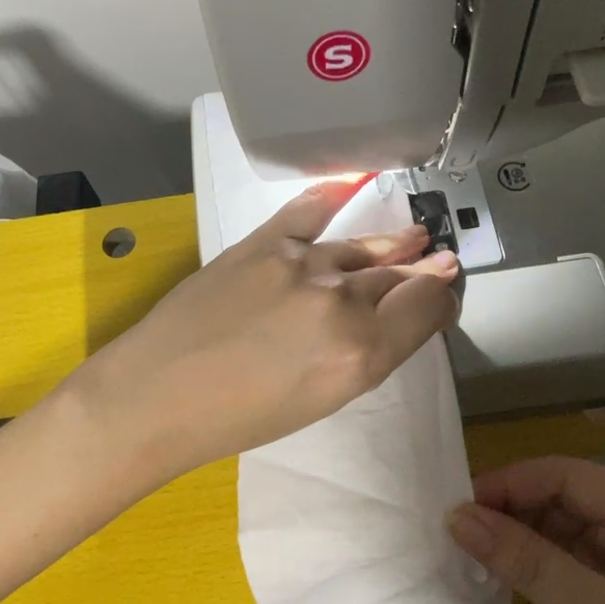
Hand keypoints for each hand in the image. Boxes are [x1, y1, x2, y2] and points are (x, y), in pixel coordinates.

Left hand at [71, 177, 460, 478]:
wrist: (158, 392)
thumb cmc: (239, 418)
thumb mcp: (321, 400)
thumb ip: (365, 355)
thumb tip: (397, 319)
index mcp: (361, 354)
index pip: (427, 308)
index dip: (443, 299)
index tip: (446, 294)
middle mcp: (340, 302)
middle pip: (398, 277)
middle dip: (424, 272)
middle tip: (441, 261)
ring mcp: (300, 264)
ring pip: (361, 247)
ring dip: (391, 244)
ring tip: (415, 236)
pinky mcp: (262, 242)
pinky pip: (307, 211)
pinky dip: (330, 197)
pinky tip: (350, 185)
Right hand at [446, 457, 604, 603]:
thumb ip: (530, 564)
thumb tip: (458, 517)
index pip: (571, 477)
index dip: (514, 482)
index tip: (460, 502)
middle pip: (560, 500)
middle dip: (509, 509)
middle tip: (452, 525)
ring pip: (555, 531)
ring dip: (512, 536)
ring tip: (461, 543)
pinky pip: (559, 564)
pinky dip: (525, 565)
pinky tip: (490, 569)